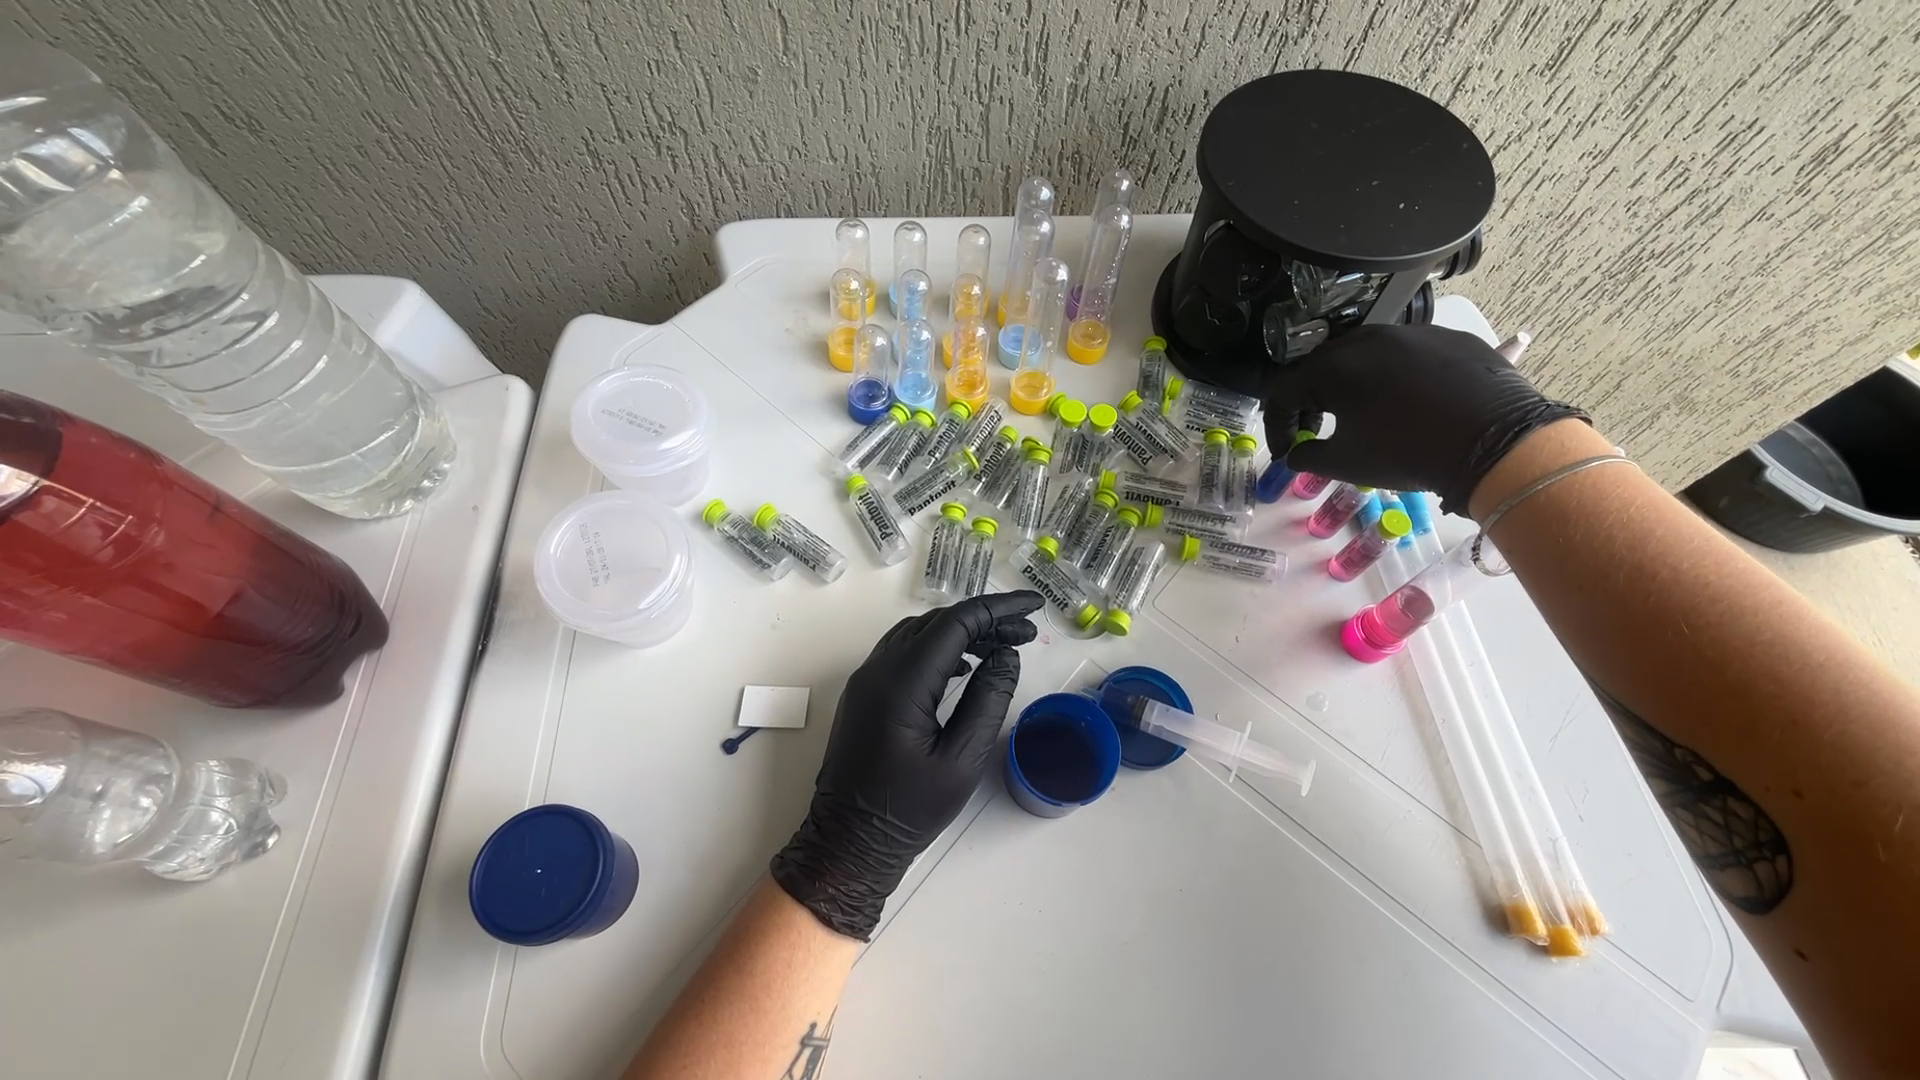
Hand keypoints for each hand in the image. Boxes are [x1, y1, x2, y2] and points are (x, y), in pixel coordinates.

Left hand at [770, 591, 1042, 939]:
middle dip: (984, 619)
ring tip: (1001, 646)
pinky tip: (963, 667)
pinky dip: (937, 648)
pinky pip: (903, 652)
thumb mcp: (962, 759)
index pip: (955, 623)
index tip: (1033, 608)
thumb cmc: (909, 809)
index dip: (998, 609)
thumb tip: (1006, 655)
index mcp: (902, 682)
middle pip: (936, 622)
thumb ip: (988, 700)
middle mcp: (878, 669)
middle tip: (1025, 634)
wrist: (848, 842)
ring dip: (960, 631)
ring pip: (917, 633)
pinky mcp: (863, 694)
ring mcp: (866, 680)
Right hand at [1260, 325, 1586, 513]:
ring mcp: (1410, 332)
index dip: (1277, 425)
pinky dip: (1395, 378)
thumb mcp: (1345, 463)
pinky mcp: (1448, 337)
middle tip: (1318, 431)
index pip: (1283, 392)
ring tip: (1364, 416)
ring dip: (1352, 386)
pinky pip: (1406, 355)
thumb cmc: (1408, 452)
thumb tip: (1296, 452)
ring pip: (1364, 357)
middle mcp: (1365, 339)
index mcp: (1332, 368)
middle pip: (1321, 368)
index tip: (1288, 450)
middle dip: (1312, 402)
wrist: (1497, 440)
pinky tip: (1410, 404)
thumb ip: (1308, 455)